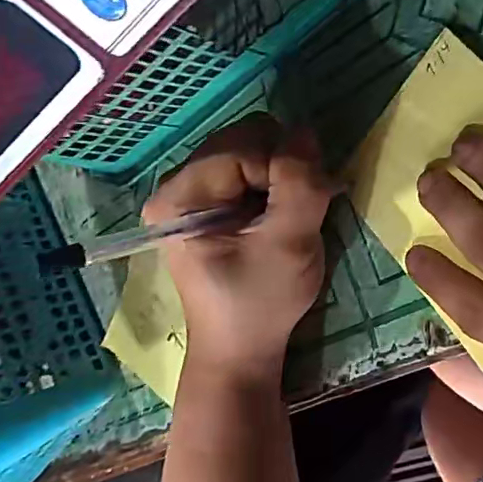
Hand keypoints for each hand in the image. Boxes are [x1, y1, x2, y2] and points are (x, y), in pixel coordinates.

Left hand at [146, 115, 333, 377]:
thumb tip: (305, 131)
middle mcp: (176, 183)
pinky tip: (278, 213)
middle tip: (299, 207)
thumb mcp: (290, 242)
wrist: (241, 350)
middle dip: (282, 165)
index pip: (244, 147)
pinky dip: (274, 180)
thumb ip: (299, 184)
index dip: (281, 170)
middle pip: (244, 138)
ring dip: (282, 173)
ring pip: (250, 148)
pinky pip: (249, 165)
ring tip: (290, 213)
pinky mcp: (207, 200)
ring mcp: (191, 190)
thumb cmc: (261, 302)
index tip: (299, 209)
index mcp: (180, 196)